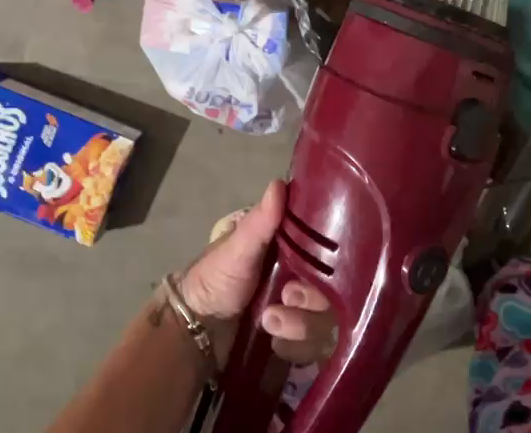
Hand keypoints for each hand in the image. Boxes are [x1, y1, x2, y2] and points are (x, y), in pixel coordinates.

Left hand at [178, 181, 338, 363]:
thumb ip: (260, 222)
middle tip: (288, 297)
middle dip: (313, 299)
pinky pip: (314, 346)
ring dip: (301, 324)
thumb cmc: (215, 279)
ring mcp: (302, 310)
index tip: (314, 269)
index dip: (330, 261)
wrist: (194, 334)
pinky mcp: (296, 339)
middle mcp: (305, 276)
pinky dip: (294, 344)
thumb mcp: (236, 248)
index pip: (332, 249)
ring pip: (326, 320)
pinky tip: (272, 341)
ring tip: (270, 322)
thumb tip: (279, 183)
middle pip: (336, 289)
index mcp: (295, 247)